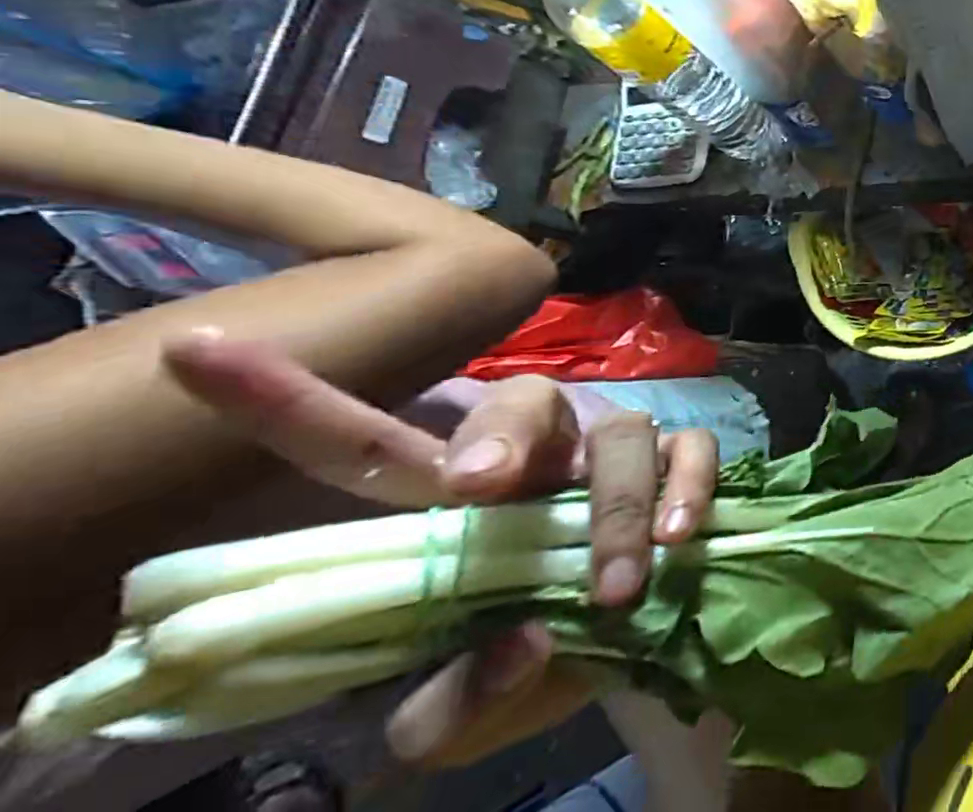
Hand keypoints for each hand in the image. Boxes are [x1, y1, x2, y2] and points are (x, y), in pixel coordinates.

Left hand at [163, 334, 719, 766]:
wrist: (639, 642)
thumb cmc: (538, 656)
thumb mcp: (470, 710)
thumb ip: (458, 704)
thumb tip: (528, 643)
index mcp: (460, 500)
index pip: (368, 446)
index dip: (286, 398)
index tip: (192, 350)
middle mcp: (543, 457)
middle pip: (521, 400)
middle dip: (502, 433)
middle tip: (482, 489)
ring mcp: (617, 454)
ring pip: (622, 430)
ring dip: (615, 505)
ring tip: (614, 586)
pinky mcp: (682, 460)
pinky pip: (694, 449)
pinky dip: (689, 485)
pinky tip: (678, 534)